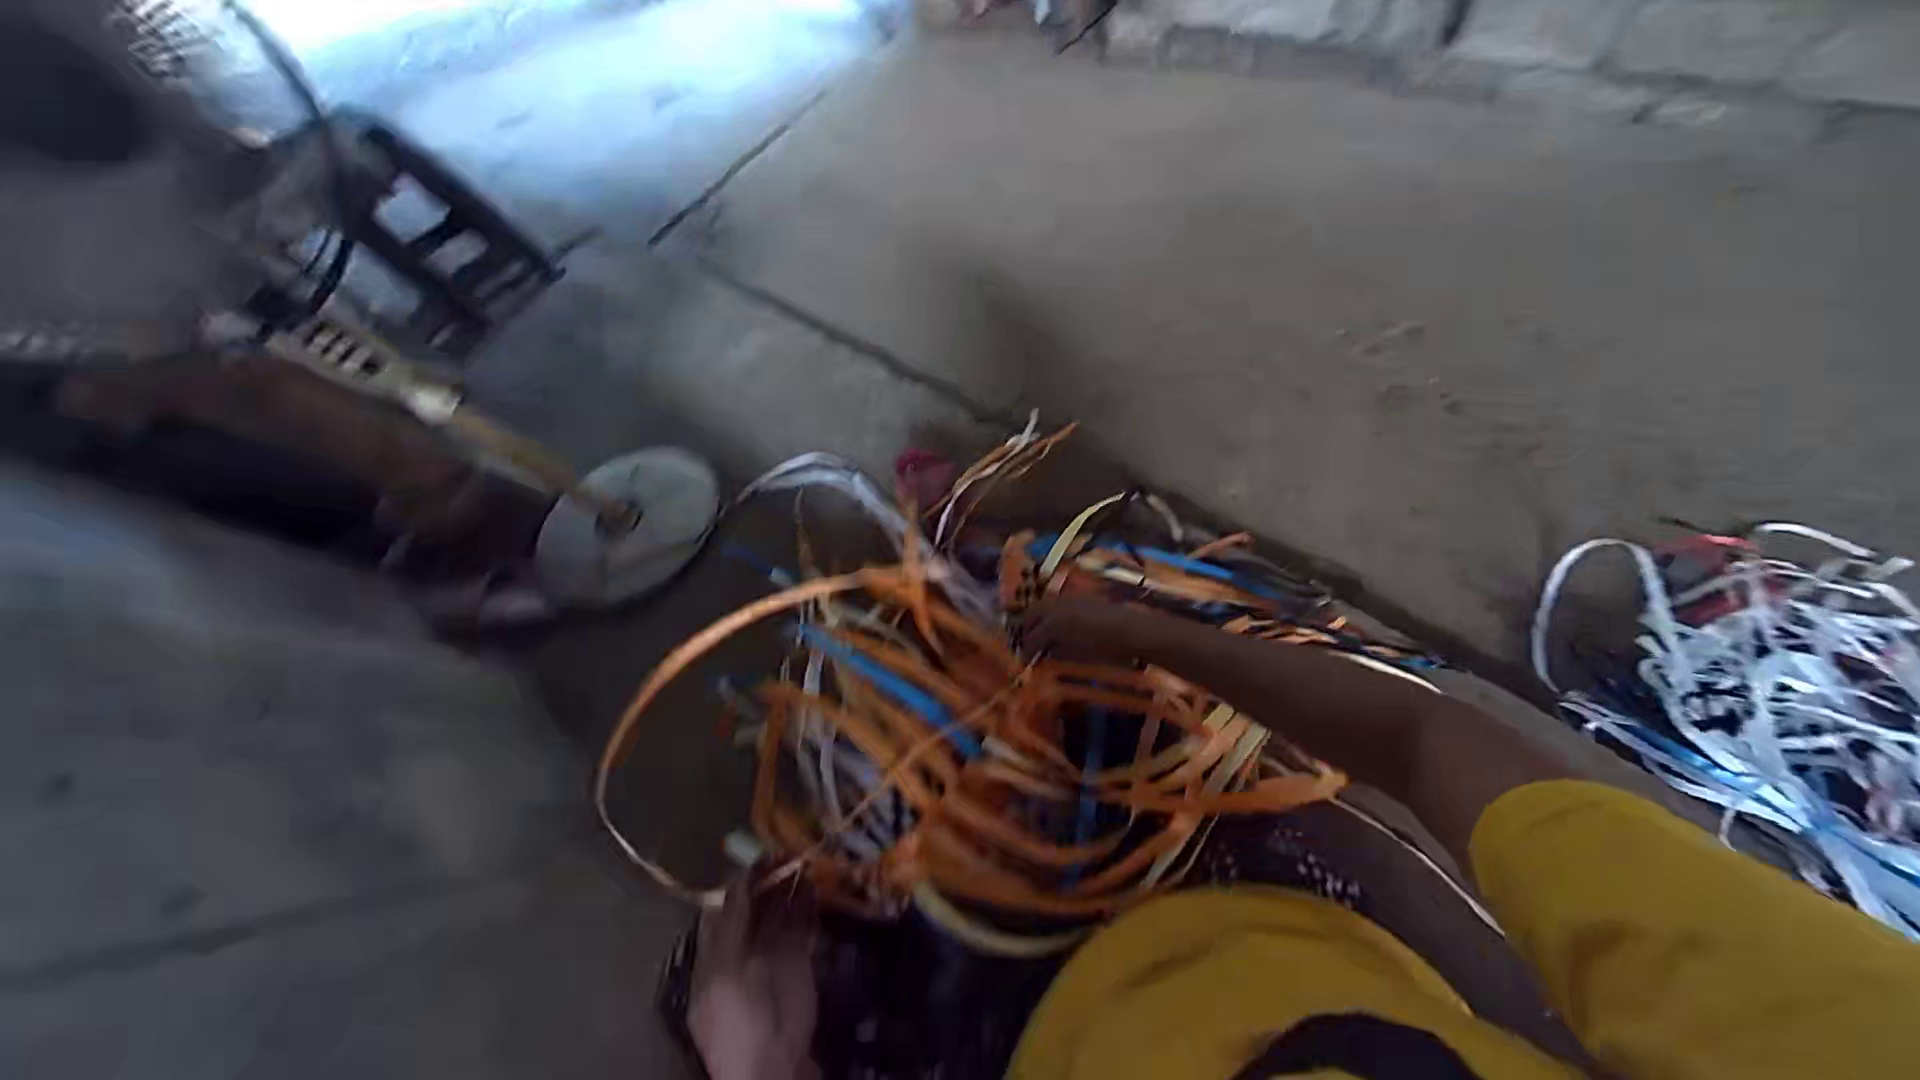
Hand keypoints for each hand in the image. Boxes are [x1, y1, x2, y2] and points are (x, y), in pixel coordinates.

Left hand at [688, 875, 818, 1079]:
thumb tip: (736, 880)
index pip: (723, 907)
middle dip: (767, 877)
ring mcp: (772, 950)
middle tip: (784, 850)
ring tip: (802, 858)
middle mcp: (743, 945)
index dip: (736, 882)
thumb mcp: (724, 972)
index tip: (753, 856)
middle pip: (754, 903)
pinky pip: (802, 921)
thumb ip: (731, 924)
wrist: (772, 1064)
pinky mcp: (798, 956)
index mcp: (716, 951)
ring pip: (779, 908)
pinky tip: (814, 882)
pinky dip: (808, 902)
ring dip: (789, 884)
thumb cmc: (736, 1021)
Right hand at [1022, 594, 1172, 661]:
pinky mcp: (1082, 599)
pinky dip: (1054, 615)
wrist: (1132, 630)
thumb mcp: (1074, 653)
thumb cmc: (1103, 648)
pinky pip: (1059, 605)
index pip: (1031, 638)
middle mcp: (1056, 607)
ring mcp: (1070, 600)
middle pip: (1032, 614)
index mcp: (1052, 623)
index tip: (1025, 661)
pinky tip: (1062, 629)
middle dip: (1028, 629)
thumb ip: (1054, 651)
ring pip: (1045, 607)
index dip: (1026, 650)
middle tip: (1030, 645)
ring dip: (1040, 620)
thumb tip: (1042, 652)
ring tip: (1045, 636)